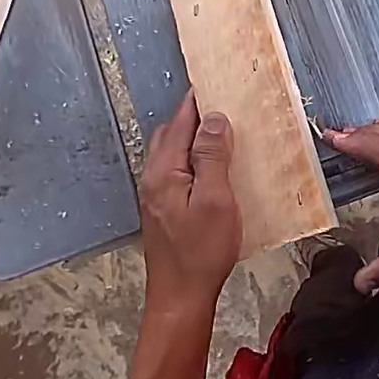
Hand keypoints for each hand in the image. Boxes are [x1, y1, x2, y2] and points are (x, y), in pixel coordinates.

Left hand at [137, 90, 241, 310]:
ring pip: (172, 152)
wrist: (181, 296)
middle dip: (194, 115)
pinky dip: (192, 156)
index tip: (215, 81)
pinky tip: (212, 164)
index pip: (181, 123)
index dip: (198, 101)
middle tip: (224, 104)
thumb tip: (213, 118)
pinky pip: (176, 169)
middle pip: (172, 134)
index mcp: (164, 172)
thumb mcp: (215, 199)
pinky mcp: (163, 207)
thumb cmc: (202, 250)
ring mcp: (155, 194)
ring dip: (193, 136)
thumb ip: (212, 156)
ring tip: (222, 130)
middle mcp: (153, 178)